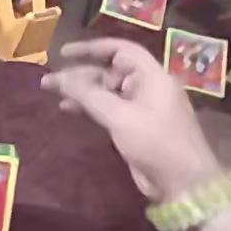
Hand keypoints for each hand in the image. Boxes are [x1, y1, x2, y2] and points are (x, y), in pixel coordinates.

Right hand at [40, 39, 223, 200]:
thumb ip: (88, 95)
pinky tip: (69, 109)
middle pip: (109, 71)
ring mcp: (140, 108)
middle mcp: (146, 87)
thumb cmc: (156, 143)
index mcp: (152, 76)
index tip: (63, 52)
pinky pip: (108, 109)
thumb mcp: (120, 116)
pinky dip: (89, 107)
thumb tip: (59, 77)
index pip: (120, 50)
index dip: (91, 48)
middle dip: (79, 74)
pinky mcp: (133, 127)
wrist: (181, 183)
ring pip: (106, 91)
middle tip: (48, 81)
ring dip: (80, 92)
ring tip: (52, 94)